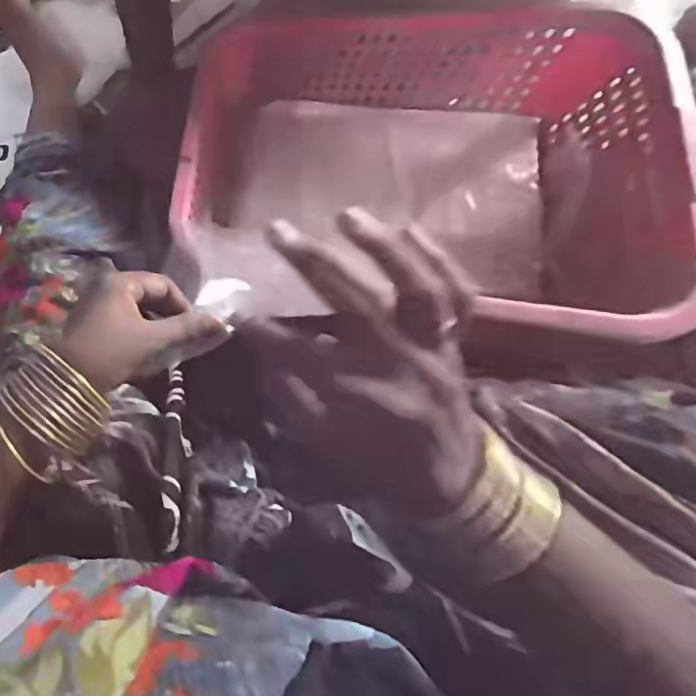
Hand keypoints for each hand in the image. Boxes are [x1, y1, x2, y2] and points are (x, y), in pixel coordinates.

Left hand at [55, 266, 228, 391]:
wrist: (66, 379)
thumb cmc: (111, 353)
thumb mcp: (153, 340)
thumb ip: (187, 330)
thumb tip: (223, 324)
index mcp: (119, 281)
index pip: (164, 284)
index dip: (183, 306)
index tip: (193, 331)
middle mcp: (105, 286)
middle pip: (149, 296)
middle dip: (168, 318)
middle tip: (180, 342)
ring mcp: (94, 304)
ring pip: (136, 311)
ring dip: (154, 328)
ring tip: (164, 350)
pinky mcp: (89, 323)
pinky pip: (122, 321)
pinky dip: (137, 334)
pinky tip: (142, 354)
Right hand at [243, 210, 482, 515]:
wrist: (453, 480)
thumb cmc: (376, 463)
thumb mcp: (321, 440)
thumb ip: (289, 393)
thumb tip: (262, 348)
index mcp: (359, 395)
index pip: (299, 352)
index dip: (263, 332)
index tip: (237, 315)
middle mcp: (399, 364)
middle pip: (353, 305)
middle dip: (311, 263)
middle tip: (276, 231)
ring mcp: (432, 348)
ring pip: (416, 292)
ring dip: (382, 249)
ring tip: (347, 215)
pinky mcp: (454, 340)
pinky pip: (458, 296)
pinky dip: (437, 260)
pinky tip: (409, 227)